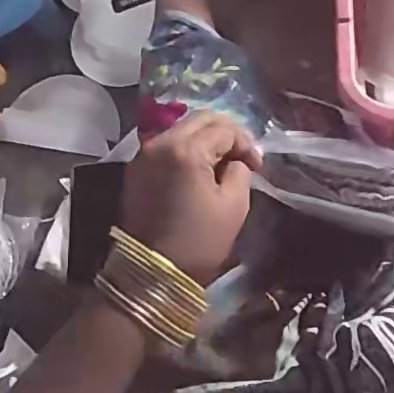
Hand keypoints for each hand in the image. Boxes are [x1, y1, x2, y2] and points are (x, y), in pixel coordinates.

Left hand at [120, 113, 261, 282]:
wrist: (151, 272)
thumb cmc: (198, 241)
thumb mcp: (234, 206)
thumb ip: (240, 171)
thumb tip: (235, 160)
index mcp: (186, 149)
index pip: (224, 129)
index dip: (247, 144)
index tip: (258, 168)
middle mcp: (160, 142)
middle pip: (200, 120)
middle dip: (226, 134)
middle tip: (242, 157)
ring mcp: (143, 154)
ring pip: (181, 130)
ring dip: (205, 140)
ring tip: (222, 164)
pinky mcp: (136, 169)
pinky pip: (166, 146)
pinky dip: (186, 150)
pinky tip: (199, 170)